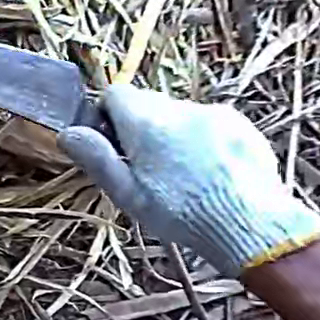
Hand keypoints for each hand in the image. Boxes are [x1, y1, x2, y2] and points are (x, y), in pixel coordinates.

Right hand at [56, 84, 319, 275]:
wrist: (252, 226)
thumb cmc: (181, 214)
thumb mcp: (126, 193)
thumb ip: (96, 157)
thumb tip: (67, 132)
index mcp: (146, 123)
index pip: (115, 94)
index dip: (106, 115)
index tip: (111, 144)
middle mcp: (180, 109)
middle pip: (146, 103)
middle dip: (137, 126)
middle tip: (141, 165)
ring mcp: (215, 115)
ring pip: (176, 114)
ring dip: (168, 134)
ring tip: (177, 175)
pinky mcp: (241, 125)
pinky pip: (206, 123)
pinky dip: (198, 140)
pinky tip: (205, 172)